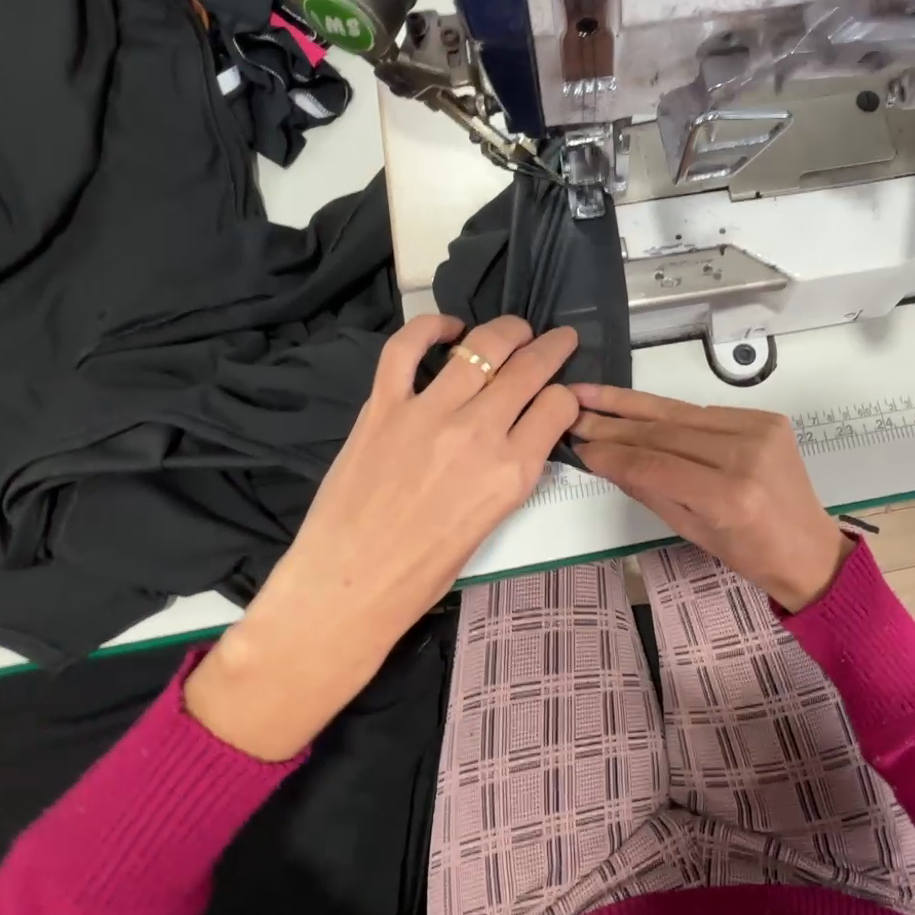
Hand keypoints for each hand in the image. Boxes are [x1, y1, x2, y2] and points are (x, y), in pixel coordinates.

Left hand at [187, 315, 579, 759]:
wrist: (348, 586)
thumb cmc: (425, 571)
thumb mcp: (492, 522)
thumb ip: (510, 471)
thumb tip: (520, 434)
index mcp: (511, 472)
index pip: (558, 407)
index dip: (566, 396)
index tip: (561, 396)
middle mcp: (478, 433)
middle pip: (529, 370)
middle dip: (553, 348)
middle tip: (560, 339)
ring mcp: (427, 413)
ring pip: (480, 348)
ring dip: (507, 330)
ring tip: (515, 328)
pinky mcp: (383, 406)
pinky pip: (407, 349)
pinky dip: (430, 328)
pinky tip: (448, 327)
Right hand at [570, 385, 852, 612]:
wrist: (809, 547)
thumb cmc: (750, 554)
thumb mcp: (692, 531)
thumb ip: (649, 489)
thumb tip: (604, 458)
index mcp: (731, 496)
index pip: (656, 466)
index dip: (612, 453)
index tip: (577, 444)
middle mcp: (747, 455)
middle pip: (666, 432)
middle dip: (614, 423)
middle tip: (572, 411)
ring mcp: (761, 430)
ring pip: (681, 414)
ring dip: (632, 406)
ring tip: (591, 395)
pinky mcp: (767, 417)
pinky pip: (704, 413)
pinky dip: (669, 414)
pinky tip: (634, 408)